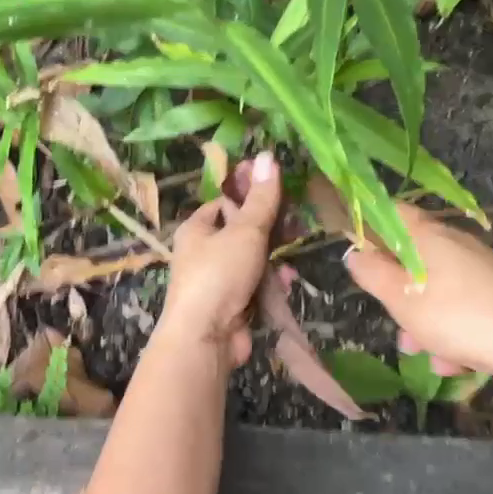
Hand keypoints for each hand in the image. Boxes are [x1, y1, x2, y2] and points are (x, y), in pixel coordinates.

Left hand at [158, 151, 282, 366]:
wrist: (205, 338)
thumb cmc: (219, 275)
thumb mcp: (245, 231)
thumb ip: (261, 199)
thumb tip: (268, 155)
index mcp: (197, 228)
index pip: (225, 202)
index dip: (251, 196)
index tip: (280, 192)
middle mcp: (203, 252)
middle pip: (242, 232)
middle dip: (269, 232)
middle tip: (296, 226)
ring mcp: (217, 280)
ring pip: (252, 260)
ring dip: (273, 261)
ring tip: (290, 261)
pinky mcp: (231, 305)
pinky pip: (255, 286)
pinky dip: (270, 285)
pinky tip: (284, 285)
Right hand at [345, 204, 492, 397]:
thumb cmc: (461, 318)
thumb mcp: (401, 300)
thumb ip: (371, 273)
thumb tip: (355, 253)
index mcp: (431, 235)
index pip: (391, 211)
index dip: (369, 226)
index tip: (358, 254)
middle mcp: (459, 245)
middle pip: (414, 257)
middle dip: (398, 291)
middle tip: (392, 318)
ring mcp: (485, 271)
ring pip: (439, 290)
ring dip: (424, 321)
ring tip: (424, 354)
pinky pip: (466, 310)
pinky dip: (455, 333)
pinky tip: (456, 364)